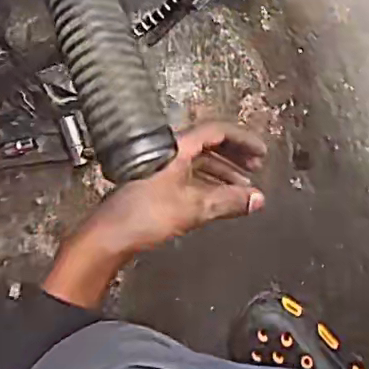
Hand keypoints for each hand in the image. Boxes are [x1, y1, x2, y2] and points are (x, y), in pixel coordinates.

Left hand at [43, 123, 268, 306]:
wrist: (108, 237)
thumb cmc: (139, 217)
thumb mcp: (194, 208)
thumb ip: (228, 201)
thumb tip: (255, 199)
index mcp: (177, 147)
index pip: (218, 131)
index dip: (244, 140)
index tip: (260, 151)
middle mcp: (169, 151)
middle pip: (210, 144)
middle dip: (236, 155)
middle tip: (255, 165)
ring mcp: (161, 166)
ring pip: (200, 161)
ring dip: (224, 171)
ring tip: (242, 187)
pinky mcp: (156, 183)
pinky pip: (191, 174)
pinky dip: (209, 183)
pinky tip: (217, 198)